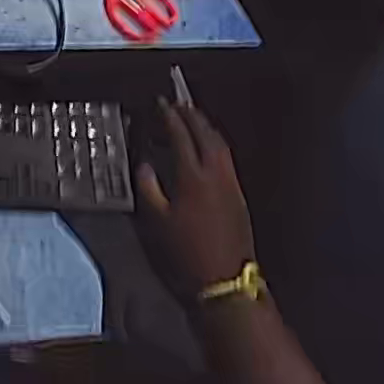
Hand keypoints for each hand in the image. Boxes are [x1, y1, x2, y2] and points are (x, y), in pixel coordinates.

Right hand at [136, 99, 254, 286]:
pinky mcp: (238, 194)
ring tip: (193, 117)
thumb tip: (144, 166)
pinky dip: (214, 142)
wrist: (226, 280)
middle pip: (205, 133)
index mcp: (192, 175)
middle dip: (191, 114)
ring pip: (220, 144)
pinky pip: (226, 157)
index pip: (180, 135)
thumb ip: (148, 186)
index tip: (161, 103)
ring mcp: (230, 183)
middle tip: (178, 103)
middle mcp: (214, 174)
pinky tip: (207, 145)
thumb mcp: (157, 218)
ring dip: (205, 126)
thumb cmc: (187, 249)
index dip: (170, 116)